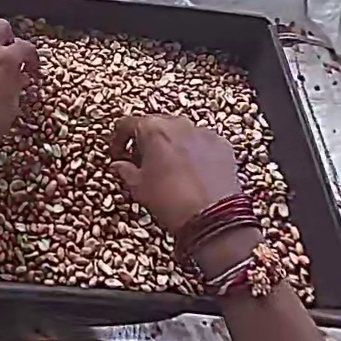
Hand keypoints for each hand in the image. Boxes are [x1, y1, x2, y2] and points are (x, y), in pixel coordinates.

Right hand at [107, 114, 240, 231]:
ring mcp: (202, 133)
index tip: (119, 153)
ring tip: (168, 169)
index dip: (118, 140)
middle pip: (154, 125)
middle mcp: (178, 124)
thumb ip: (125, 170)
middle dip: (146, 142)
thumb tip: (119, 166)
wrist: (213, 217)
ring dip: (170, 145)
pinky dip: (193, 152)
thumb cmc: (172, 200)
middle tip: (141, 163)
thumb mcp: (138, 186)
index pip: (126, 124)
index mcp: (152, 129)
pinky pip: (201, 143)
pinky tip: (191, 172)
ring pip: (179, 132)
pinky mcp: (222, 145)